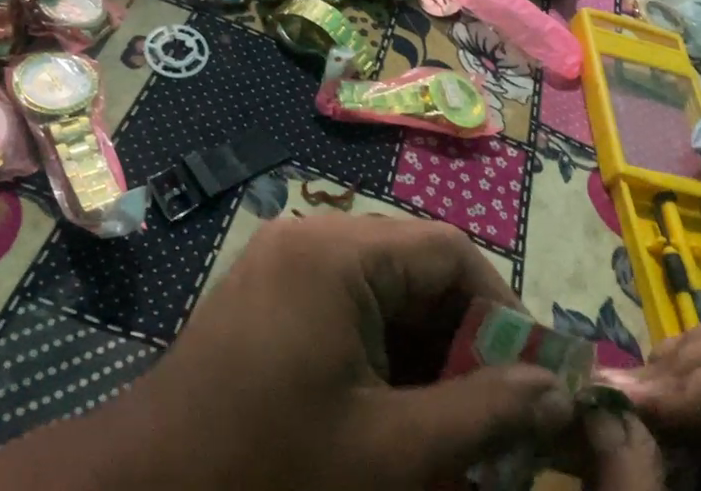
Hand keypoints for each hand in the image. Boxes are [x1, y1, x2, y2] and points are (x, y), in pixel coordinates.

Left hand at [128, 213, 576, 489]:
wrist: (144, 485)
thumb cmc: (271, 465)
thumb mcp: (392, 450)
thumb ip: (484, 413)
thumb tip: (556, 391)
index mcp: (340, 252)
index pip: (450, 251)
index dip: (501, 309)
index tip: (526, 375)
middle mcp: (311, 234)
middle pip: (415, 265)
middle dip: (460, 333)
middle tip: (488, 404)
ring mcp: (282, 259)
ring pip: (381, 285)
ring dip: (421, 343)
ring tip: (443, 410)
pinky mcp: (266, 288)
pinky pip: (343, 297)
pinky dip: (378, 343)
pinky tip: (388, 400)